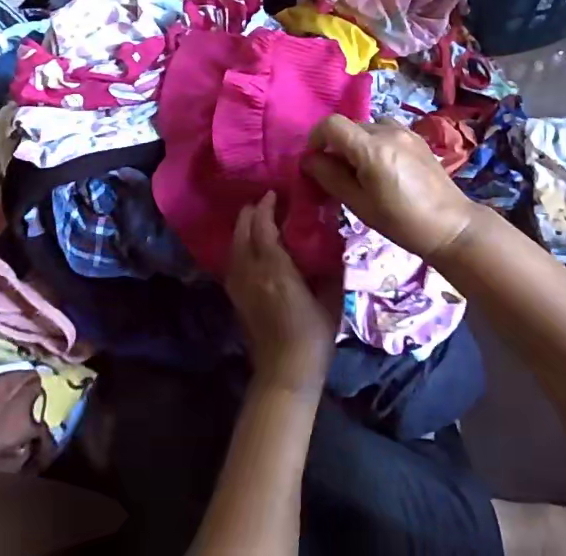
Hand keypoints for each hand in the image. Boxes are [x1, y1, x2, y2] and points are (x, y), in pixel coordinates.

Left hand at [225, 192, 336, 392]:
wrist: (285, 373)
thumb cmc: (313, 335)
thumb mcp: (330, 296)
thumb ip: (330, 265)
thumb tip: (333, 239)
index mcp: (274, 268)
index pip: (262, 225)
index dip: (266, 205)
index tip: (276, 192)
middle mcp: (250, 271)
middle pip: (242, 230)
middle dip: (251, 212)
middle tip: (268, 203)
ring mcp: (239, 285)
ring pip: (233, 245)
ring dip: (244, 228)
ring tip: (260, 220)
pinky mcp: (235, 297)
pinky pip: (233, 261)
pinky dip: (240, 246)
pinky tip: (253, 247)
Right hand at [305, 115, 479, 260]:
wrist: (451, 225)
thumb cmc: (401, 222)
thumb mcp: (359, 205)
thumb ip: (331, 178)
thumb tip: (308, 160)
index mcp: (372, 148)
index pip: (332, 125)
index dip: (316, 138)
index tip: (314, 159)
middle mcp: (388, 131)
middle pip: (349, 126)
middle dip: (336, 145)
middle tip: (337, 174)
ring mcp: (405, 131)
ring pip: (367, 127)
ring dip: (356, 143)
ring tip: (361, 171)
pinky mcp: (417, 137)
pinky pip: (385, 130)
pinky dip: (374, 142)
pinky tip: (382, 168)